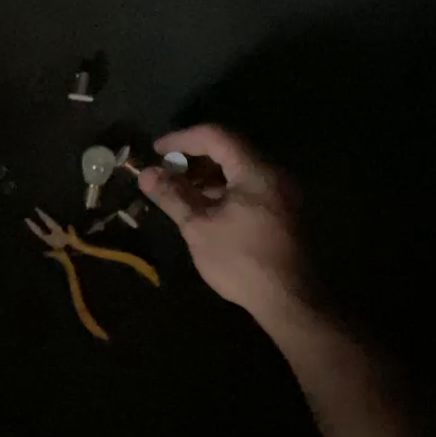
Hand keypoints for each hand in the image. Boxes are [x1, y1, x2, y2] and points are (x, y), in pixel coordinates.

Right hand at [139, 124, 306, 324]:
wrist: (289, 300)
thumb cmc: (241, 260)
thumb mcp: (199, 227)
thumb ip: (173, 195)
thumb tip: (145, 173)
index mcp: (255, 170)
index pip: (215, 136)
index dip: (181, 139)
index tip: (155, 151)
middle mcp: (273, 174)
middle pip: (229, 150)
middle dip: (193, 157)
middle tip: (165, 171)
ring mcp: (281, 193)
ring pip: (238, 170)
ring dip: (207, 175)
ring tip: (179, 191)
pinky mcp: (282, 211)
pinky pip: (248, 187)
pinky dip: (223, 189)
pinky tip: (205, 208)